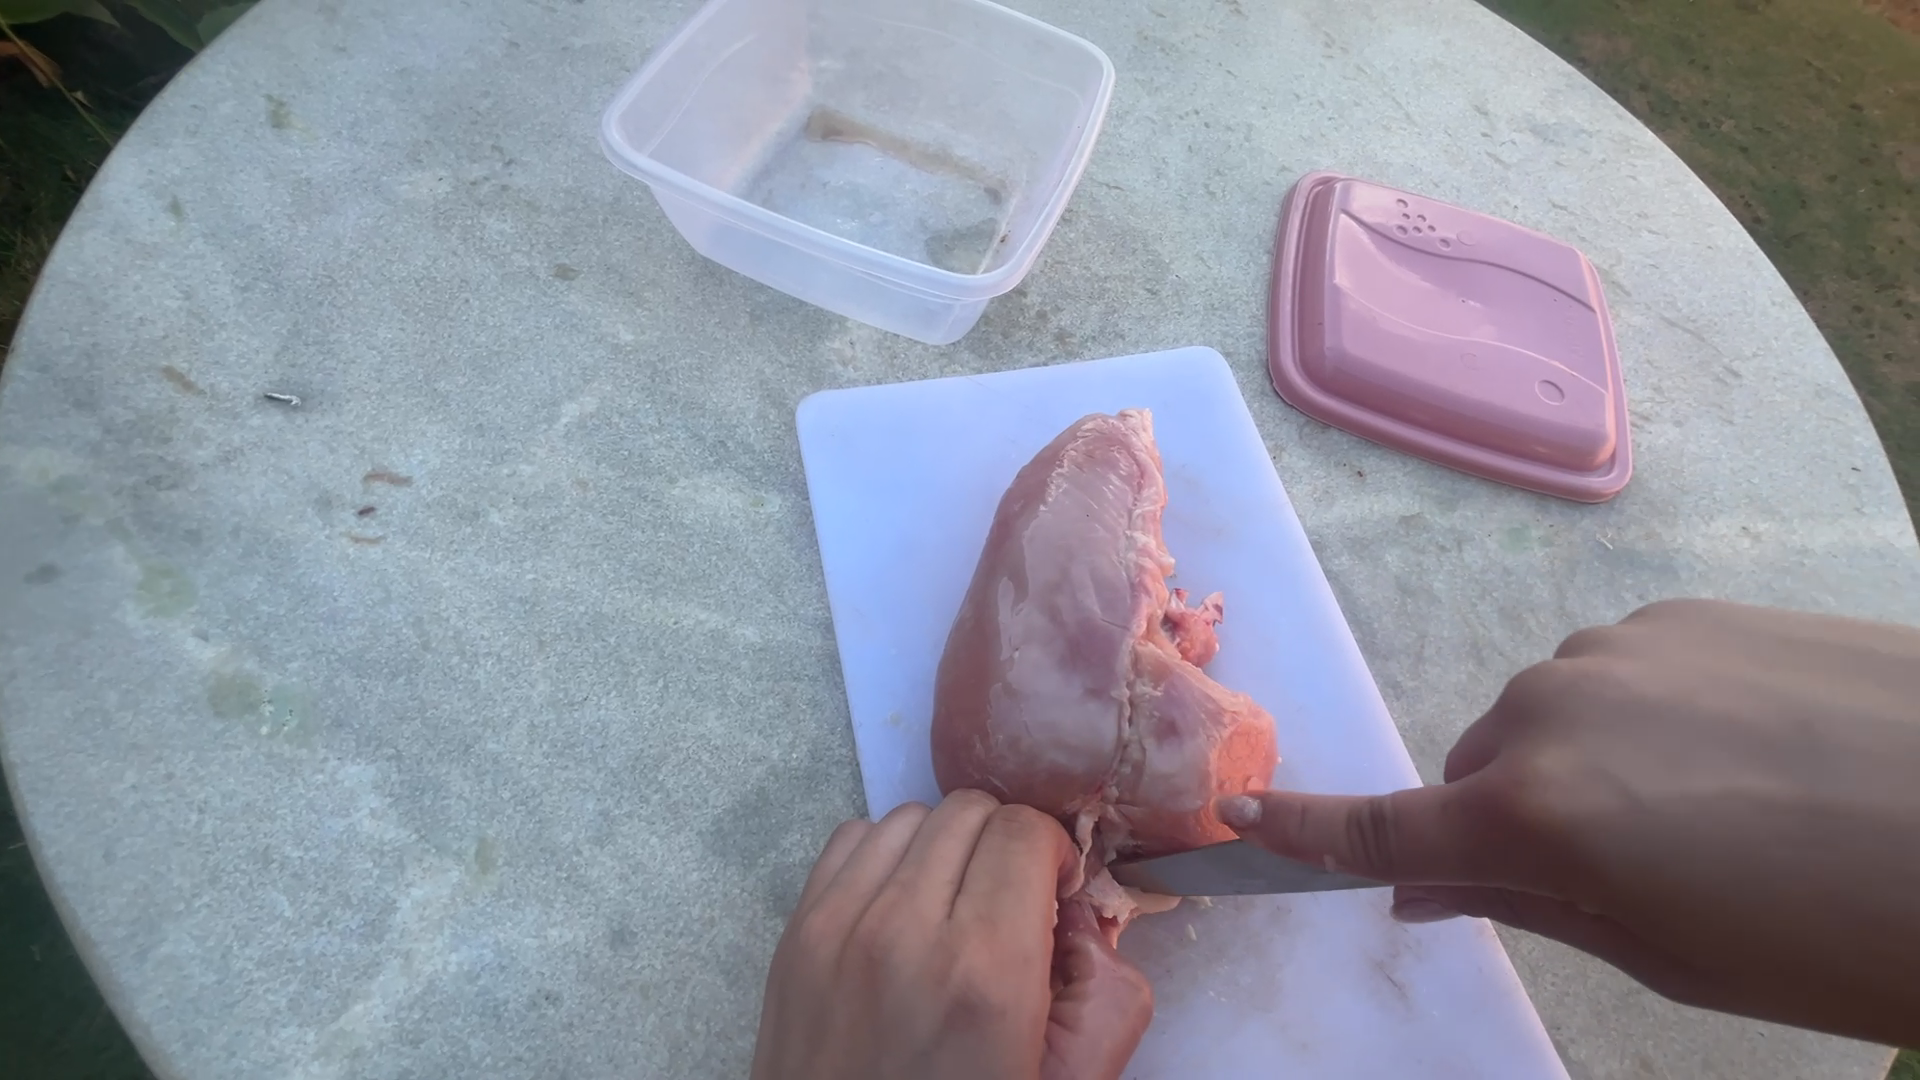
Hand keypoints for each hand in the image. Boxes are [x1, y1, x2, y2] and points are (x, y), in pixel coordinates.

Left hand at [752, 789, 1152, 1079]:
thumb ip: (1106, 992)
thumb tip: (1082, 905)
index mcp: (984, 972)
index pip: (1025, 830)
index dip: (1053, 850)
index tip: (1054, 888)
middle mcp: (905, 928)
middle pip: (970, 810)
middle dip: (1005, 841)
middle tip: (1008, 896)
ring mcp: (839, 922)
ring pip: (912, 814)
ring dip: (947, 843)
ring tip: (952, 898)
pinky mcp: (797, 929)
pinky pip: (855, 836)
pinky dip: (889, 852)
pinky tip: (899, 900)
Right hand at [1216, 599, 1919, 1046]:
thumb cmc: (1858, 937)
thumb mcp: (1679, 957)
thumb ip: (1522, 905)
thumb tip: (1415, 890)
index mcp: (1539, 815)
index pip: (1383, 825)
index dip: (1302, 826)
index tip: (1234, 812)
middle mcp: (1541, 714)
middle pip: (1478, 769)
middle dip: (1515, 812)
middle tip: (1630, 858)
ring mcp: (1601, 651)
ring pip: (1542, 718)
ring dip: (1581, 757)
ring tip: (1718, 793)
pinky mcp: (1666, 614)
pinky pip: (1610, 674)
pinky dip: (1640, 710)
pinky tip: (1750, 736)